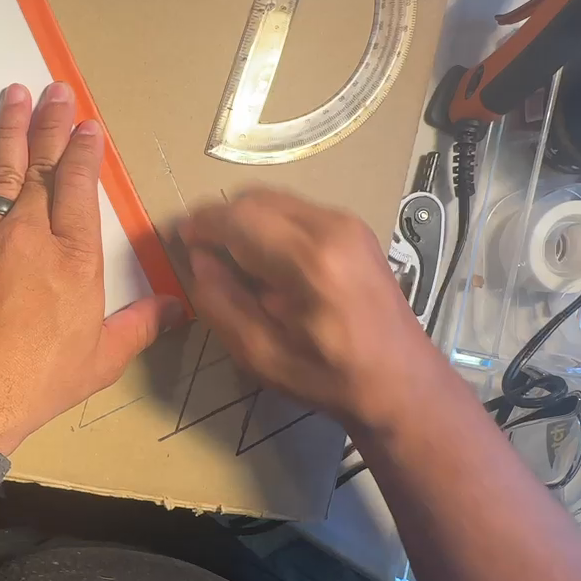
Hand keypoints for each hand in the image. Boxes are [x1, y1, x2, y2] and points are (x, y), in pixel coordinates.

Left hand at [0, 82, 182, 453]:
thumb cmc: (38, 381)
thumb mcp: (101, 360)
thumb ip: (139, 327)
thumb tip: (178, 307)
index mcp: (73, 257)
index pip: (79, 187)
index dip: (83, 151)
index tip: (87, 125)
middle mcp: (29, 234)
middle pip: (42, 167)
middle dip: (51, 125)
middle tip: (56, 90)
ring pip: (1, 172)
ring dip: (10, 130)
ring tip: (17, 95)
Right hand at [181, 188, 441, 431]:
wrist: (401, 381)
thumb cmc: (327, 377)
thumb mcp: (259, 354)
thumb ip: (220, 303)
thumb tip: (199, 261)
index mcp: (307, 262)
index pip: (237, 218)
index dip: (200, 223)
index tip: (178, 238)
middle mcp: (331, 228)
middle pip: (255, 199)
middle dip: (219, 218)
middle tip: (199, 250)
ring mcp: (347, 223)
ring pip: (274, 199)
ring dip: (243, 219)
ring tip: (228, 256)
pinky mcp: (354, 228)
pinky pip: (294, 209)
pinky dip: (267, 224)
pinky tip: (263, 259)